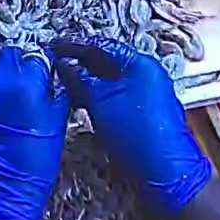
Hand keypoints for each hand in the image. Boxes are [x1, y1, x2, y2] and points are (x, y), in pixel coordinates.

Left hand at [0, 40, 68, 219]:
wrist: (0, 190)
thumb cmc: (34, 163)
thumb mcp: (57, 124)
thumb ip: (55, 93)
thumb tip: (51, 72)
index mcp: (30, 83)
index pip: (34, 57)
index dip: (35, 67)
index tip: (34, 75)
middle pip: (8, 53)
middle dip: (13, 64)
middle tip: (13, 81)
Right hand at [50, 34, 212, 211]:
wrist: (165, 175)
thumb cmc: (136, 132)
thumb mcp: (101, 100)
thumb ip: (79, 77)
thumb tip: (63, 63)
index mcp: (140, 63)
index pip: (101, 45)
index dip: (74, 44)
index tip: (53, 46)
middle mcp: (145, 75)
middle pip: (105, 61)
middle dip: (78, 62)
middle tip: (53, 62)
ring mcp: (143, 96)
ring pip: (106, 80)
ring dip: (84, 80)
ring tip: (59, 81)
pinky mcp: (138, 115)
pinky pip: (111, 96)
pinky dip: (93, 96)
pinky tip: (76, 100)